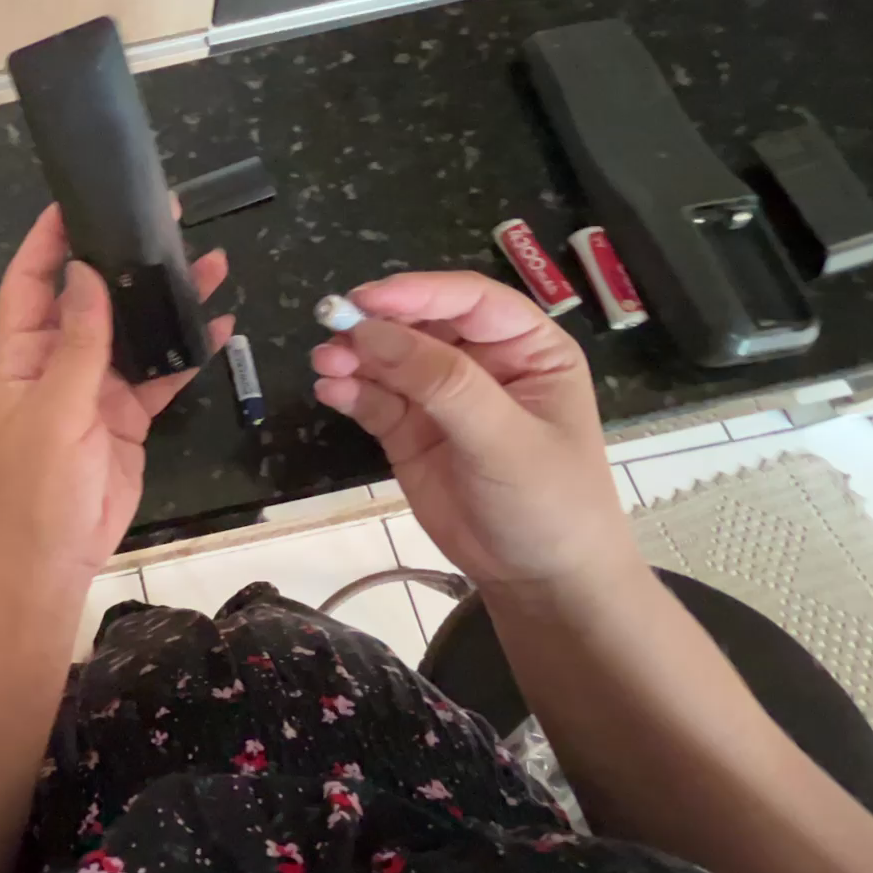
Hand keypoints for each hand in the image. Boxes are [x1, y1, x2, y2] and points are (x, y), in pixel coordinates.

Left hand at [0, 205, 233, 575]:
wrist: (59, 554)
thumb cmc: (40, 484)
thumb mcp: (56, 409)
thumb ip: (78, 343)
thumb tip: (86, 273)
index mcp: (24, 353)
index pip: (31, 282)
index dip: (48, 241)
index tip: (76, 202)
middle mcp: (60, 360)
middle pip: (92, 296)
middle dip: (122, 259)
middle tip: (164, 218)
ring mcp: (97, 386)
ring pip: (133, 331)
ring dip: (165, 302)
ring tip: (211, 262)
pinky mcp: (129, 412)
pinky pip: (160, 373)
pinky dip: (187, 352)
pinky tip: (219, 326)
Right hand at [309, 271, 640, 590]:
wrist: (537, 580)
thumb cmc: (547, 502)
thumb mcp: (502, 438)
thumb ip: (441, 382)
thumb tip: (370, 331)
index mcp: (526, 349)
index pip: (469, 301)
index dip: (417, 293)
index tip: (365, 299)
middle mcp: (479, 363)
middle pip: (418, 325)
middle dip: (375, 326)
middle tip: (332, 331)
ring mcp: (438, 397)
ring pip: (387, 360)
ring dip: (352, 357)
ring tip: (325, 365)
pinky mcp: (406, 429)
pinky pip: (372, 398)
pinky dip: (347, 391)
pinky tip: (330, 392)